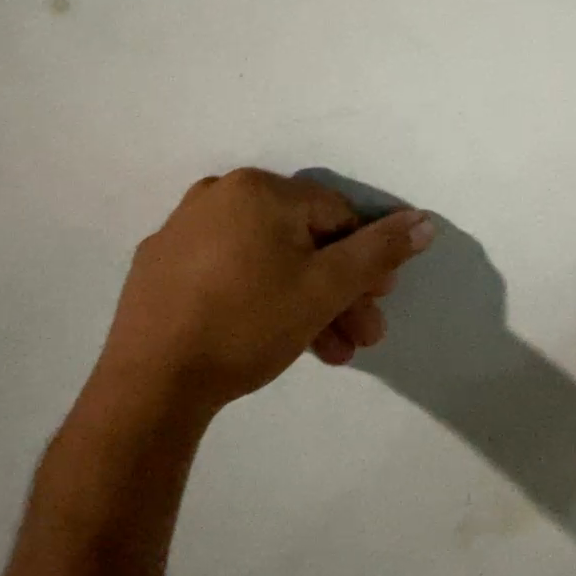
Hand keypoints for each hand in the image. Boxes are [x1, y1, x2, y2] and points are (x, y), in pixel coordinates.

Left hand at [94, 168, 433, 415]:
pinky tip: (275, 339)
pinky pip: (228, 272)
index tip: (379, 302)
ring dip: (305, 303)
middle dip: (338, 292)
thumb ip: (380, 251)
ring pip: (267, 260)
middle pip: (302, 241)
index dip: (365, 260)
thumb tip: (425, 222)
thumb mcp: (327, 287)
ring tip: (329, 353)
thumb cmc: (248, 323)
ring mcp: (182, 232)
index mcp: (258, 189)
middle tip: (360, 336)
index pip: (336, 215)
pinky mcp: (158, 269)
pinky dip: (259, 298)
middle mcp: (218, 196)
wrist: (150, 386)